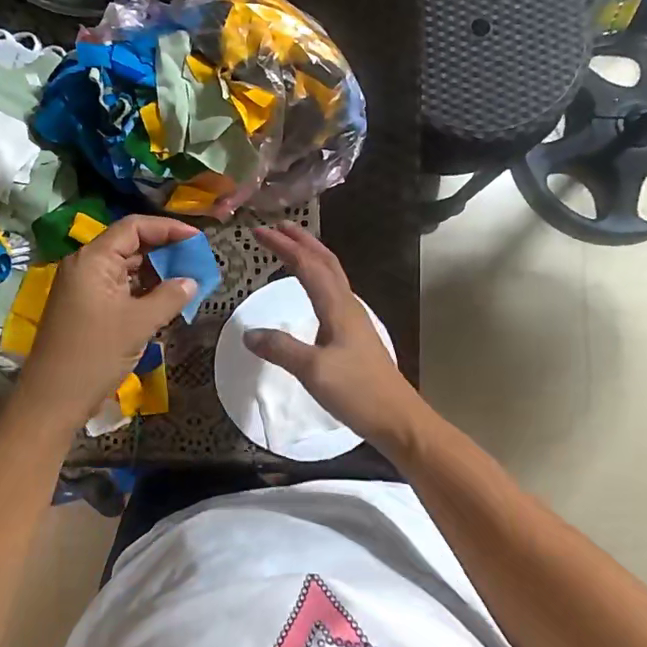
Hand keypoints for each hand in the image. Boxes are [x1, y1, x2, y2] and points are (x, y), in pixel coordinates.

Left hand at [15, 215, 199, 425]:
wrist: (54, 397)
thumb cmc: (95, 354)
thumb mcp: (139, 323)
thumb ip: (169, 296)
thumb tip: (190, 281)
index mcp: (92, 260)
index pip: (133, 227)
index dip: (167, 228)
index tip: (197, 239)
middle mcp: (83, 266)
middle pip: (128, 245)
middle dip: (163, 252)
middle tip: (196, 264)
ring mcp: (80, 288)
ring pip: (122, 269)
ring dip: (153, 274)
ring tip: (184, 283)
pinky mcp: (82, 308)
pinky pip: (115, 289)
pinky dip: (139, 291)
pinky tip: (162, 302)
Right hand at [245, 222, 421, 451]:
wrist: (397, 419)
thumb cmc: (357, 392)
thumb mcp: (313, 370)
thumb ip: (280, 349)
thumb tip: (249, 334)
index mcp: (338, 308)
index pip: (308, 265)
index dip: (283, 246)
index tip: (258, 232)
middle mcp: (347, 306)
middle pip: (326, 262)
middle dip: (301, 241)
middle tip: (277, 227)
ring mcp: (353, 321)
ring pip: (331, 275)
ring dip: (310, 256)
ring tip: (290, 247)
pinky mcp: (352, 335)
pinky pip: (331, 293)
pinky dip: (315, 277)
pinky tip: (308, 289)